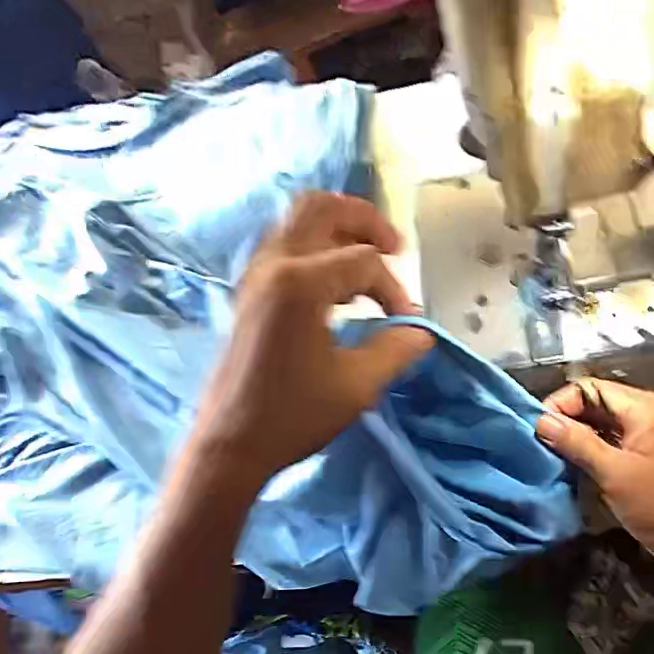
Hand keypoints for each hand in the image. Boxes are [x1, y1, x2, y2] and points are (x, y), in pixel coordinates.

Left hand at [193, 192, 435, 486]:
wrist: (231, 444)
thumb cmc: (294, 416)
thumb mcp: (357, 386)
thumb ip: (395, 350)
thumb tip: (421, 332)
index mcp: (300, 283)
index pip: (363, 262)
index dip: (395, 290)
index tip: (407, 325)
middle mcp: (273, 265)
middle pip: (321, 209)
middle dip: (365, 221)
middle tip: (396, 248)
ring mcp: (254, 277)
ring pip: (298, 224)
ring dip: (338, 233)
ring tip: (369, 267)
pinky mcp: (247, 295)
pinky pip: (284, 249)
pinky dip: (315, 252)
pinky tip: (336, 289)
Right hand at [536, 378, 653, 574]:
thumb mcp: (613, 473)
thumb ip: (577, 442)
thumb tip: (541, 421)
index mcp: (647, 407)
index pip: (592, 388)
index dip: (561, 403)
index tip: (537, 427)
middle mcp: (650, 410)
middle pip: (597, 401)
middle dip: (567, 418)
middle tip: (539, 440)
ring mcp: (650, 430)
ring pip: (603, 419)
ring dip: (577, 432)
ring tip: (550, 450)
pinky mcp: (647, 449)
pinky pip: (612, 436)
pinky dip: (592, 444)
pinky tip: (572, 458)